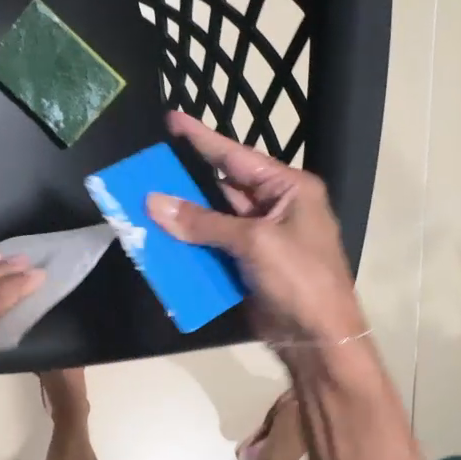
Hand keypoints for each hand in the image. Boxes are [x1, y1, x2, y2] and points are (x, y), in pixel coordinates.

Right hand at [146, 111, 364, 345]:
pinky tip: (160, 241)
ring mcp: (260, 239)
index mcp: (289, 189)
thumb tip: (154, 202)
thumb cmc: (300, 279)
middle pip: (222, 187)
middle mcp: (275, 208)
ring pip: (212, 219)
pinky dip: (188, 245)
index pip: (238, 156)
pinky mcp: (247, 266)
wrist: (317, 339)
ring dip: (182, 216)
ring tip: (143, 202)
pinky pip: (211, 248)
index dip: (203, 139)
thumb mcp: (254, 242)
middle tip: (147, 167)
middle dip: (185, 180)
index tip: (172, 120)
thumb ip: (203, 222)